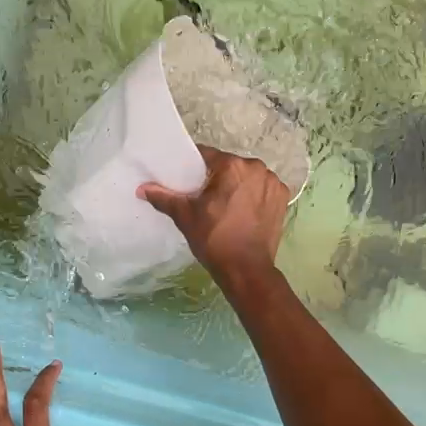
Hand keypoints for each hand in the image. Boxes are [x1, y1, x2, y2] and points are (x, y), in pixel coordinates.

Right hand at [139, 144, 291, 284]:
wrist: (246, 269)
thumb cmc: (213, 239)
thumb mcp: (185, 216)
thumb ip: (164, 197)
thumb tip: (142, 188)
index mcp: (232, 166)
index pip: (207, 155)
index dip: (194, 167)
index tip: (188, 181)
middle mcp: (256, 167)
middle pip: (229, 165)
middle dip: (217, 177)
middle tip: (205, 198)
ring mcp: (273, 182)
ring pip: (247, 176)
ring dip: (238, 185)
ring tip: (226, 206)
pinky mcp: (283, 198)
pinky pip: (262, 188)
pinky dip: (254, 195)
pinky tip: (245, 211)